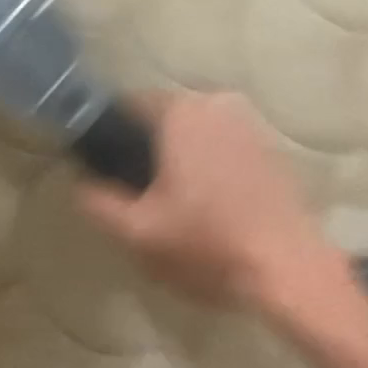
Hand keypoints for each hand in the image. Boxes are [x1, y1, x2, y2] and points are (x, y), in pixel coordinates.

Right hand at [75, 91, 342, 307]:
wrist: (286, 266)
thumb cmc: (208, 242)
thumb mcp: (141, 232)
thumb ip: (101, 203)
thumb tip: (81, 184)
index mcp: (180, 111)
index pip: (130, 105)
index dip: (112, 133)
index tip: (105, 164)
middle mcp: (214, 101)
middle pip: (165, 116)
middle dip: (149, 145)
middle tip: (138, 188)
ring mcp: (247, 120)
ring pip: (197, 128)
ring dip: (182, 152)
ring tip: (174, 198)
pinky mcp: (269, 143)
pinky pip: (224, 141)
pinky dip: (211, 159)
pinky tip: (209, 198)